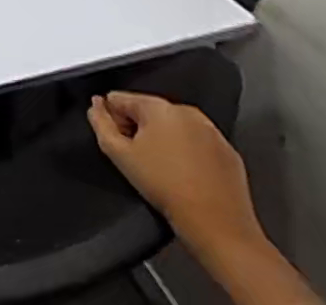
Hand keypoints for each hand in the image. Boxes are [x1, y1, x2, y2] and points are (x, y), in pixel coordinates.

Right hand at [87, 92, 261, 253]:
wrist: (217, 225)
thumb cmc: (167, 187)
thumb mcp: (116, 152)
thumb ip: (98, 121)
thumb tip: (96, 106)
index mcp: (159, 106)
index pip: (118, 99)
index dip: (112, 120)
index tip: (121, 143)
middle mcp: (188, 113)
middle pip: (146, 111)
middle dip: (138, 130)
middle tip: (140, 158)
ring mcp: (213, 133)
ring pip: (172, 127)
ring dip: (162, 141)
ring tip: (163, 170)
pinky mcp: (229, 153)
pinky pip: (196, 144)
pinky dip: (187, 154)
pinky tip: (185, 176)